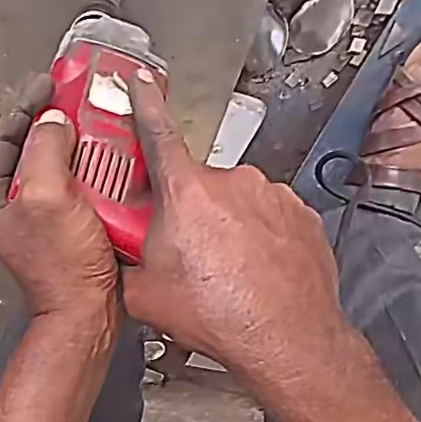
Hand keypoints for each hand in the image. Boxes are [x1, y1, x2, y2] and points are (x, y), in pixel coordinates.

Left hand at [0, 74, 118, 317]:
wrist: (89, 313)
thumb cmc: (61, 268)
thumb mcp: (46, 198)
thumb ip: (45, 151)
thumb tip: (54, 122)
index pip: (5, 138)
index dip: (26, 107)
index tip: (48, 85)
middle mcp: (22, 206)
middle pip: (36, 148)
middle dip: (58, 121)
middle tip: (79, 98)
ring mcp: (52, 217)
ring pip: (65, 166)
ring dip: (84, 144)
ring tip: (102, 123)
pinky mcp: (79, 226)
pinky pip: (89, 187)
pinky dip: (102, 170)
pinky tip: (118, 160)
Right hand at [122, 69, 354, 391]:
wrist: (286, 338)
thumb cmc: (221, 315)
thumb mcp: (145, 294)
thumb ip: (125, 262)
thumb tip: (119, 257)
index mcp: (188, 193)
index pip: (159, 133)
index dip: (145, 104)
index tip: (141, 83)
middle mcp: (233, 183)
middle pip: (197, 185)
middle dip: (188, 212)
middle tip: (187, 252)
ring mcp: (272, 196)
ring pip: (235, 202)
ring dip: (226, 227)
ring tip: (225, 271)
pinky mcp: (300, 214)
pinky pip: (269, 216)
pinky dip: (259, 237)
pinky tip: (254, 271)